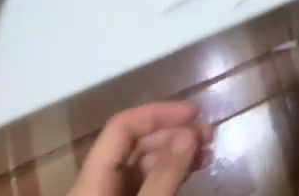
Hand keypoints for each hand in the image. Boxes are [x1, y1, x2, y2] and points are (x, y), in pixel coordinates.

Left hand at [69, 101, 213, 195]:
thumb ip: (164, 175)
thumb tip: (190, 132)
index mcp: (89, 182)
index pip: (121, 126)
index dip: (159, 112)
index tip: (194, 113)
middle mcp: (94, 184)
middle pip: (134, 143)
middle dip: (174, 133)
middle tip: (209, 137)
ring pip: (142, 163)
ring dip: (176, 152)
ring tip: (206, 153)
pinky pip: (144, 182)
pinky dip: (169, 172)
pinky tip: (191, 170)